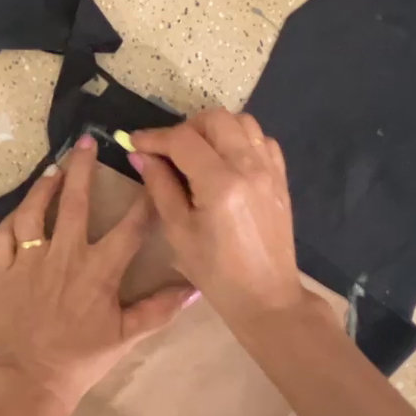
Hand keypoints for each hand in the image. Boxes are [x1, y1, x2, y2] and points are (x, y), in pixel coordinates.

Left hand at [0, 134, 197, 415]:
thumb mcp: (127, 336)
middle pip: (75, 202)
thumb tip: (196, 288)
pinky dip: (11, 218)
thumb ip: (160, 309)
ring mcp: (30, 260)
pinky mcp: (4, 270)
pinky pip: (4, 235)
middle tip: (87, 142)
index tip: (153, 175)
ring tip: (55, 167)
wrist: (32, 379)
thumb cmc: (83, 359)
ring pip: (34, 211)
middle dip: (83, 168)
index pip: (129, 227)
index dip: (144, 200)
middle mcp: (64, 256)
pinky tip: (21, 208)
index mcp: (98, 270)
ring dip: (44, 186)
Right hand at [130, 110, 325, 331]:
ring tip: (197, 152)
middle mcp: (249, 167)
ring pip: (242, 122)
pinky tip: (225, 161)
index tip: (134, 142)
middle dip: (185, 128)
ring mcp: (269, 170)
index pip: (182, 140)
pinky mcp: (280, 177)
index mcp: (221, 184)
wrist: (266, 296)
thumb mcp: (178, 231)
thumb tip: (140, 155)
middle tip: (168, 151)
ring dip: (214, 129)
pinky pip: (261, 140)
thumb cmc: (215, 271)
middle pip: (215, 119)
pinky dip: (240, 140)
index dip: (154, 137)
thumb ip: (159, 186)